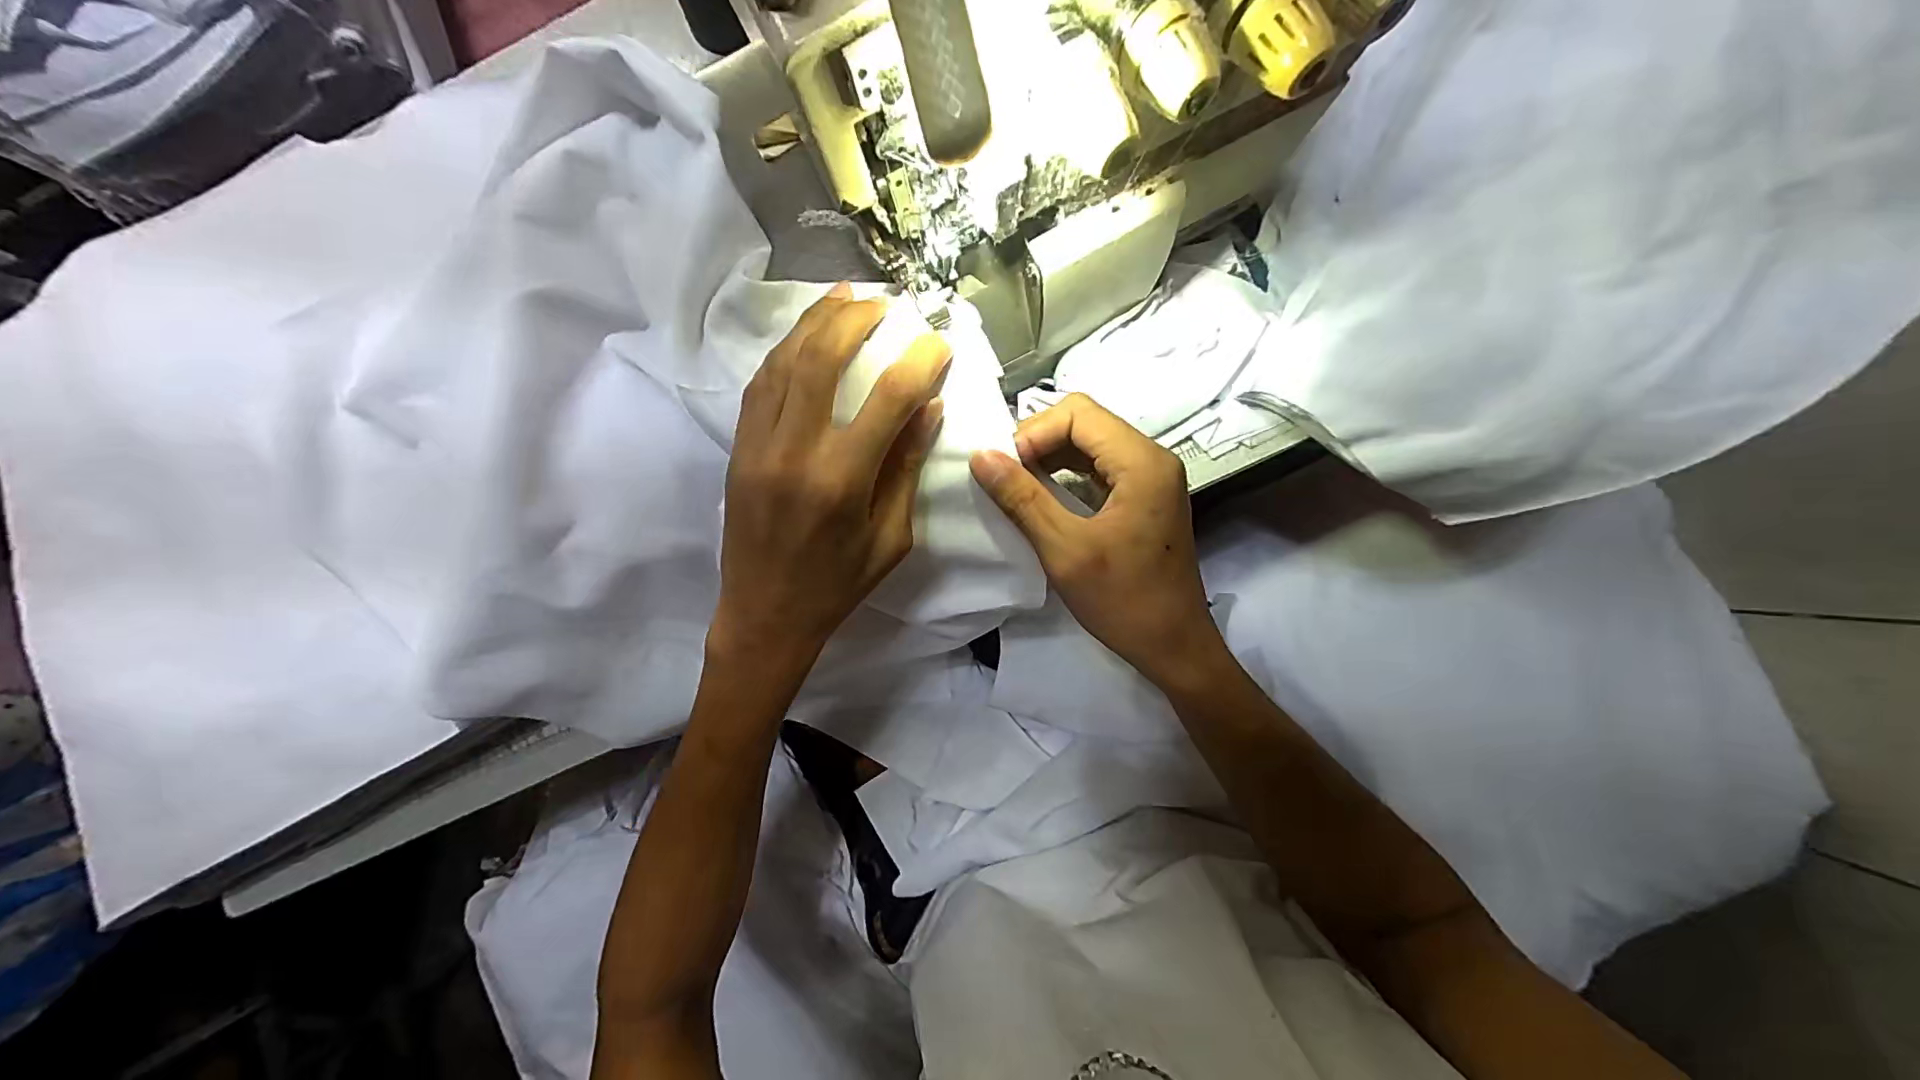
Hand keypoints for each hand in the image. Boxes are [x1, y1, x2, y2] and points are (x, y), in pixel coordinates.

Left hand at [712, 284, 950, 676]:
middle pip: (823, 360)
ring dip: (815, 322)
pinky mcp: (739, 449)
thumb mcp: (891, 538)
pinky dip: (784, 352)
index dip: (920, 362)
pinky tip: (804, 337)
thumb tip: (929, 408)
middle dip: (857, 320)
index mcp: (843, 480)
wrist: (764, 614)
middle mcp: (796, 451)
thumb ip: (907, 468)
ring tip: (843, 297)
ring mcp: (759, 446)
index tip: (939, 341)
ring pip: (783, 362)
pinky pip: (759, 385)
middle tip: (884, 302)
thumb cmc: (838, 585)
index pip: (888, 398)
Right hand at [970, 393, 1226, 688]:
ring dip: (1051, 458)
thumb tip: (981, 456)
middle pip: (1086, 422)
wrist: (1174, 647)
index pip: (1078, 413)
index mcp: (1142, 462)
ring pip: (1091, 444)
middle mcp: (1152, 459)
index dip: (1034, 433)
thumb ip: (1021, 497)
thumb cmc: (1123, 600)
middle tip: (1007, 477)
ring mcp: (1151, 478)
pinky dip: (1068, 475)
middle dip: (1040, 441)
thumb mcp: (1064, 549)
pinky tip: (1044, 497)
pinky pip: (1101, 468)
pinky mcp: (1145, 498)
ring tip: (1018, 487)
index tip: (1006, 470)